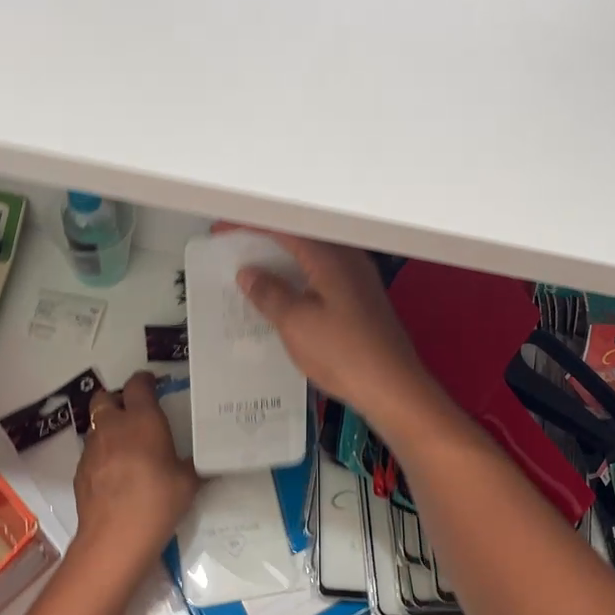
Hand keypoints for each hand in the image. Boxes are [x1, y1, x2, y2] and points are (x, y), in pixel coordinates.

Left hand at [72, 371, 198, 568]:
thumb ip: (193, 465)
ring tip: (126, 448)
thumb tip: (205, 462)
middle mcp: (112, 426)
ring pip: (96, 426)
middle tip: (133, 414)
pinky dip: (101, 455)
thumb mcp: (188, 482)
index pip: (137, 384)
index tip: (153, 384)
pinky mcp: (80, 471)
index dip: (144, 381)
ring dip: (108, 429)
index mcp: (142, 420)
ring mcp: (92, 449)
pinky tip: (115, 476)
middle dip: (116, 400)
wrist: (115, 537)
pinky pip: (91, 453)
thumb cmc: (158, 501)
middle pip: (104, 397)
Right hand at [217, 224, 437, 422]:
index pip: (283, 228)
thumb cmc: (343, 353)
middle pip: (300, 237)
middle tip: (232, 250)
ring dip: (282, 261)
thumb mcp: (296, 323)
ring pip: (312, 257)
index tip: (220, 233)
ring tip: (252, 271)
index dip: (248, 227)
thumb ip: (269, 293)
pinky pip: (322, 275)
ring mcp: (359, 278)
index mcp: (330, 256)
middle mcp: (348, 258)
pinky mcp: (362, 299)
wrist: (394, 387)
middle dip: (265, 241)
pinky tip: (285, 294)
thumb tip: (248, 272)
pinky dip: (299, 277)